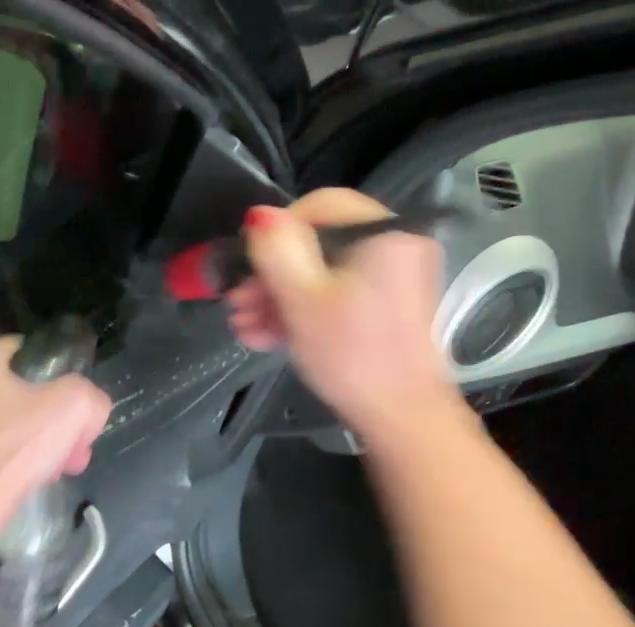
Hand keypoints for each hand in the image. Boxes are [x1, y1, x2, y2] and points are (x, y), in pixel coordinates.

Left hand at [0, 337, 111, 526]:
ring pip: (10, 424)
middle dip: (55, 419)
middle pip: (23, 393)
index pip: (30, 353)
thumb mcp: (73, 408)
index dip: (60, 377)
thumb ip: (90, 397)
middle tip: (76, 445)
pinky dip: (16, 461)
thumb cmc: (16, 447)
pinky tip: (35, 480)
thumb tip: (89, 410)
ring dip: (40, 443)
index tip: (75, 405)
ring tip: (62, 468)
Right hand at [225, 188, 464, 440]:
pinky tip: (264, 334)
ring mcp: (389, 279)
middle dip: (270, 274)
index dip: (276, 231)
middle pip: (318, 244)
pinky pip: (335, 296)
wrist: (398, 412)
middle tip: (236, 304)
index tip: (247, 267)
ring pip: (321, 274)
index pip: (321, 206)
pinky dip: (301, 311)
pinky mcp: (382, 309)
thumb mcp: (302, 300)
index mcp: (383, 233)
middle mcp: (393, 246)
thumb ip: (277, 252)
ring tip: (243, 326)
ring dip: (276, 298)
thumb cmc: (351, 353)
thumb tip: (259, 216)